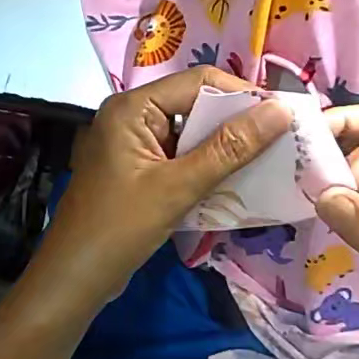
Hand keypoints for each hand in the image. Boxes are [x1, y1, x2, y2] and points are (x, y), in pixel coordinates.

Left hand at [40, 66, 292, 303]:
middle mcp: (130, 114)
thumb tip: (280, 111)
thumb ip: (229, 148)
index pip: (198, 82)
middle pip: (195, 103)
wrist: (74, 277)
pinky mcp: (137, 166)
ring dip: (224, 146)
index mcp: (132, 107)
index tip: (283, 118)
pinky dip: (206, 164)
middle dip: (236, 122)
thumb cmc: (119, 228)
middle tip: (282, 140)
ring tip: (268, 159)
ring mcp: (132, 141)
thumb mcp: (178, 187)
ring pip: (190, 131)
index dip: (242, 95)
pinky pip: (179, 154)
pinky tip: (236, 180)